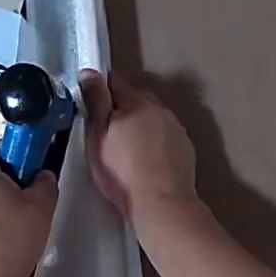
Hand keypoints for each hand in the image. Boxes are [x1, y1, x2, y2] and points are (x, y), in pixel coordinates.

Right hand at [78, 69, 202, 228]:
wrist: (162, 204)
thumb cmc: (121, 170)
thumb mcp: (97, 135)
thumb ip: (96, 101)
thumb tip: (90, 72)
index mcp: (136, 101)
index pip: (115, 81)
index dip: (100, 89)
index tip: (91, 105)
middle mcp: (160, 108)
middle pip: (135, 97)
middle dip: (120, 106)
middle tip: (105, 129)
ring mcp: (176, 128)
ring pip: (151, 115)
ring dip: (139, 122)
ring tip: (126, 146)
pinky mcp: (185, 147)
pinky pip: (164, 133)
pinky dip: (153, 139)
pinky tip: (145, 158)